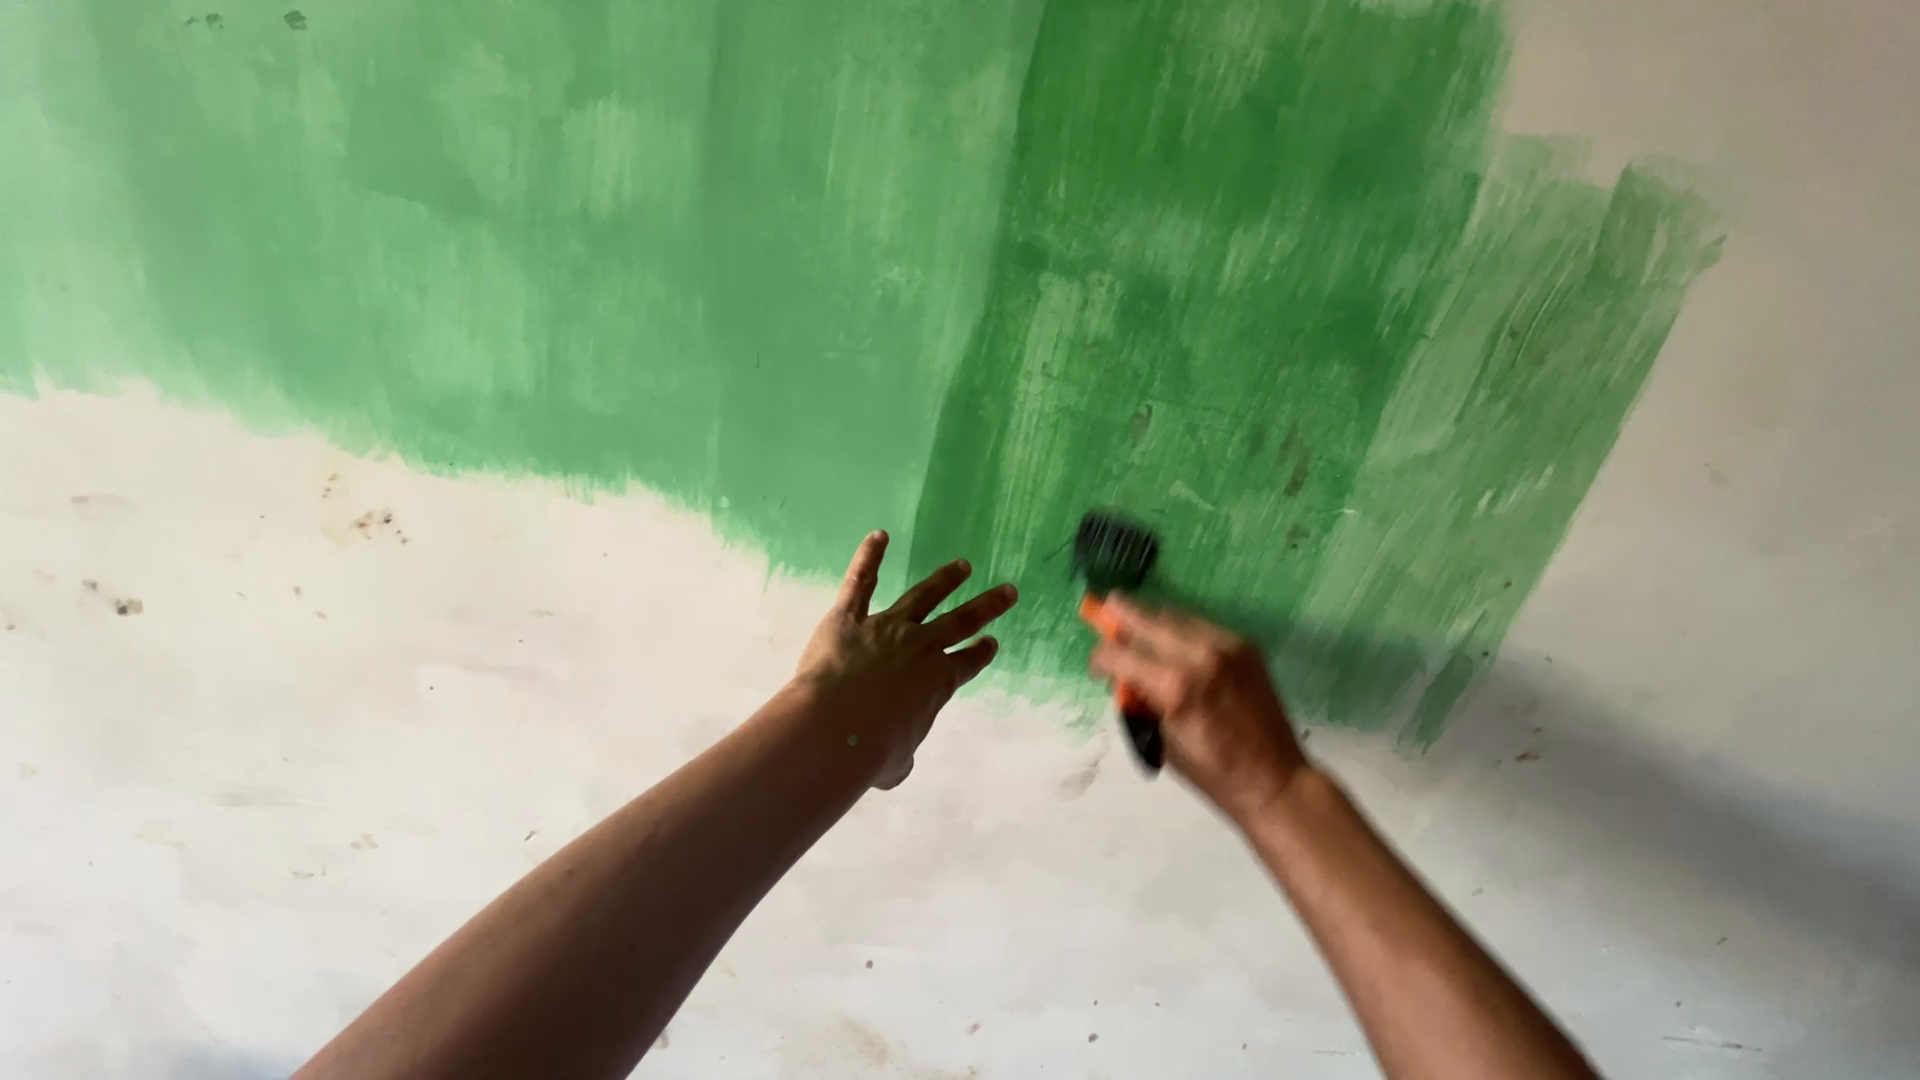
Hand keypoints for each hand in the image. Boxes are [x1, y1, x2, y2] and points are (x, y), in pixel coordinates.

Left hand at [796, 531, 1017, 788]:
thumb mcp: (895, 764)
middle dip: (987, 607)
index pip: (967, 664)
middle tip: (1007, 591)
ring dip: (944, 580)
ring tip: (962, 565)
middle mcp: (920, 648)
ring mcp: (887, 628)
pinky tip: (878, 536)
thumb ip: (900, 757)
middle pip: (960, 622)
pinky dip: (869, 557)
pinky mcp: (849, 618)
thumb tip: (896, 764)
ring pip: (922, 597)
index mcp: (937, 682)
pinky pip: (860, 582)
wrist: (836, 729)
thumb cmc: (869, 753)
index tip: (991, 643)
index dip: (980, 653)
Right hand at [1087, 595, 1306, 820]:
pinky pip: (1201, 625)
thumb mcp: (1160, 739)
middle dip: (1122, 614)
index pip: (1120, 655)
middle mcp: (1198, 657)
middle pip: (1147, 621)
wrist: (1275, 778)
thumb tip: (1125, 676)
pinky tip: (1171, 635)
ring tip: (1135, 615)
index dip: (1101, 658)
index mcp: (1173, 687)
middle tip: (1106, 604)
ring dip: (1152, 618)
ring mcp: (1225, 647)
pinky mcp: (1244, 645)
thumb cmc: (1211, 771)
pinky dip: (1180, 628)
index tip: (1097, 666)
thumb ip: (1141, 701)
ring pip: (1175, 617)